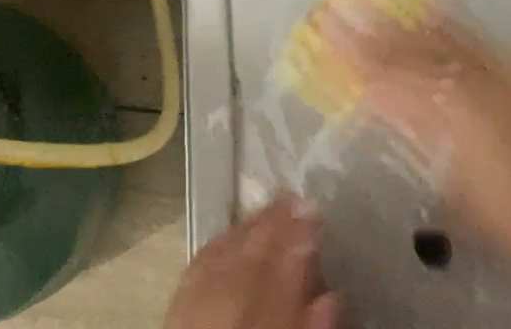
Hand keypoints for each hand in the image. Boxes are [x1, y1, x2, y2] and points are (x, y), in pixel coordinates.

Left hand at [163, 194, 340, 328]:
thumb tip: (333, 298)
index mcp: (261, 315)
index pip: (284, 270)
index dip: (300, 238)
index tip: (316, 211)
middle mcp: (227, 300)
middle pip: (254, 255)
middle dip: (275, 223)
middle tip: (296, 195)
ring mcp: (197, 299)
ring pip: (226, 252)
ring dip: (248, 226)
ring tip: (271, 206)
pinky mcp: (176, 305)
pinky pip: (200, 263)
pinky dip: (219, 243)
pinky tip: (231, 232)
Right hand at [315, 8, 510, 265]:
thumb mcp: (456, 195)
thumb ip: (418, 149)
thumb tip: (389, 122)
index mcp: (441, 116)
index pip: (381, 76)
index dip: (347, 53)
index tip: (319, 31)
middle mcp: (464, 87)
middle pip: (404, 48)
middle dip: (365, 26)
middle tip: (333, 4)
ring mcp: (493, 78)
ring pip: (435, 38)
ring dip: (400, 16)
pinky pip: (471, 38)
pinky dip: (447, 19)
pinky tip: (435, 5)